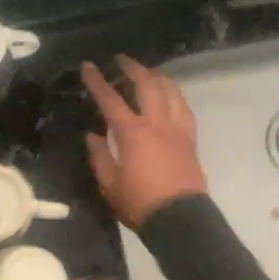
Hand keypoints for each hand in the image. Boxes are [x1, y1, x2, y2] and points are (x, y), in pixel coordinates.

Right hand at [81, 56, 207, 228]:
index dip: (97, 81)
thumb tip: (92, 136)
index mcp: (133, 133)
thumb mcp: (109, 184)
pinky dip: (175, 96)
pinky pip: (184, 109)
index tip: (87, 66)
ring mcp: (178, 130)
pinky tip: (171, 97)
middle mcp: (158, 124)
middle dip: (133, 68)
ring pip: (171, 92)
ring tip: (148, 72)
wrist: (180, 220)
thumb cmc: (140, 204)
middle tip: (121, 60)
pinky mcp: (190, 140)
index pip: (111, 100)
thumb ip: (99, 156)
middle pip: (147, 85)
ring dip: (157, 77)